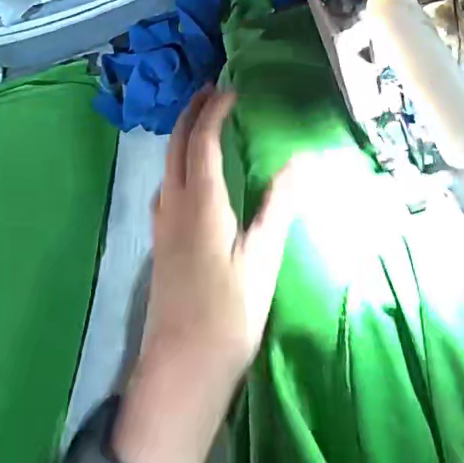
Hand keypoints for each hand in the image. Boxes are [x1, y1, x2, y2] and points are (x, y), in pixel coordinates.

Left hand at [112, 88, 305, 462]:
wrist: (181, 372)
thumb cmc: (229, 315)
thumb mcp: (263, 258)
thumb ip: (279, 205)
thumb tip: (302, 159)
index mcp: (201, 205)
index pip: (202, 142)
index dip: (215, 111)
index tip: (233, 90)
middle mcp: (174, 207)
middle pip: (174, 146)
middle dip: (191, 113)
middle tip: (212, 90)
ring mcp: (162, 227)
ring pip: (166, 165)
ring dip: (182, 135)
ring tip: (205, 122)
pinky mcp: (161, 244)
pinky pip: (167, 185)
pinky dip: (179, 161)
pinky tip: (193, 175)